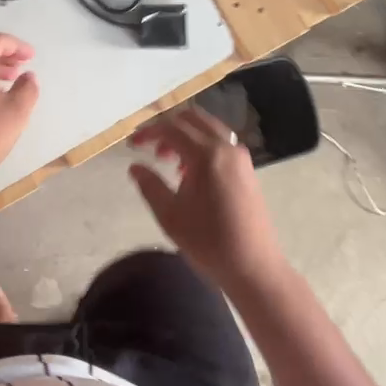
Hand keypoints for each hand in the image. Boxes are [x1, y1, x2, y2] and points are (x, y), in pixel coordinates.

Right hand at [129, 107, 286, 291]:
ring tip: (169, 163)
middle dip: (167, 128)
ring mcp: (240, 157)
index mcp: (206, 155)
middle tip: (150, 148)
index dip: (148, 132)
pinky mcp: (247, 169)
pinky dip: (200, 145)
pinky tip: (191, 174)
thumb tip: (135, 167)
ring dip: (185, 136)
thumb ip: (150, 185)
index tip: (131, 145)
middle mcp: (226, 147)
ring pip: (207, 128)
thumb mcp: (170, 215)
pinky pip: (219, 143)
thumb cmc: (209, 242)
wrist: (254, 267)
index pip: (171, 128)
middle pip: (192, 118)